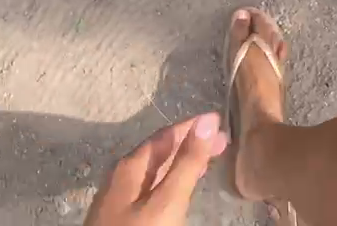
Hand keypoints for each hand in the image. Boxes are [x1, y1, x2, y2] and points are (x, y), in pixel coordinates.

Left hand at [82, 113, 228, 225]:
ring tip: (203, 166)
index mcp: (130, 167)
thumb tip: (208, 120)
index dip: (194, 126)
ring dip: (180, 165)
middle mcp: (119, 178)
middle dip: (190, 144)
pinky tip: (174, 195)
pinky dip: (168, 184)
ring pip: (153, 173)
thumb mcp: (167, 202)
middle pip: (160, 152)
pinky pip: (147, 191)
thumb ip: (187, 163)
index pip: (167, 135)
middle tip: (220, 145)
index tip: (219, 122)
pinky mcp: (117, 222)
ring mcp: (115, 202)